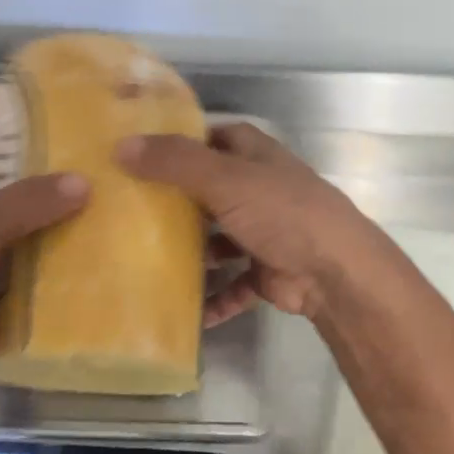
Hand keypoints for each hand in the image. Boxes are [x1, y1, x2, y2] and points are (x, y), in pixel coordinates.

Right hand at [118, 123, 384, 325]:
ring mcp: (264, 234)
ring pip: (220, 243)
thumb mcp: (224, 180)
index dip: (180, 144)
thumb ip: (174, 164)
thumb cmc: (281, 213)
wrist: (332, 271)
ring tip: (151, 265)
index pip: (212, 139)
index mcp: (254, 157)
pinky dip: (215, 300)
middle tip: (133, 216)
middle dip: (178, 205)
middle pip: (211, 194)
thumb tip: (121, 148)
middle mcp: (259, 191)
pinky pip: (233, 287)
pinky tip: (191, 314)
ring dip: (194, 257)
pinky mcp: (267, 273)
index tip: (140, 156)